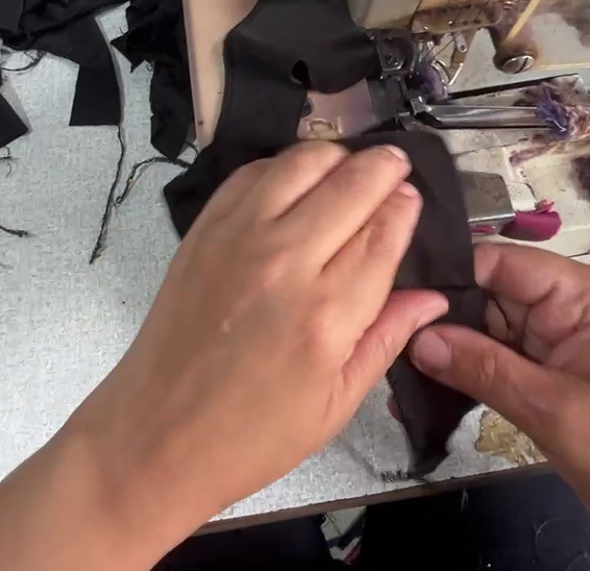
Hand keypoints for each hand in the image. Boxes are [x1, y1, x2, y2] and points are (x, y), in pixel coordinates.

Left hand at [67, 141, 449, 530]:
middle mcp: (286, 261)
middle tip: (395, 164)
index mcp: (327, 314)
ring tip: (350, 166)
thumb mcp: (336, 404)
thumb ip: (386, 338)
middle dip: (384, 166)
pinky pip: (253, 171)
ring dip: (336, 155)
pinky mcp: (206, 227)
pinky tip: (297, 179)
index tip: (414, 194)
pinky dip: (284, 164)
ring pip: (303, 161)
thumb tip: (433, 295)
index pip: (383, 233)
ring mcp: (240, 236)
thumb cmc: (253, 434)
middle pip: (351, 183)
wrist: (156, 432)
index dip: (405, 204)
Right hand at [408, 243, 589, 545]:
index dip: (452, 274)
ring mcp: (558, 337)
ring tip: (398, 361)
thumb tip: (417, 339)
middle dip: (443, 315)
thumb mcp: (554, 410)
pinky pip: (497, 357)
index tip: (399, 292)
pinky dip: (467, 370)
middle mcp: (569, 304)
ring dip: (449, 346)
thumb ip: (483, 368)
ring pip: (487, 326)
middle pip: (490, 292)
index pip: (504, 262)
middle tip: (388, 332)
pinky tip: (428, 383)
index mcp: (584, 294)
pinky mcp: (550, 368)